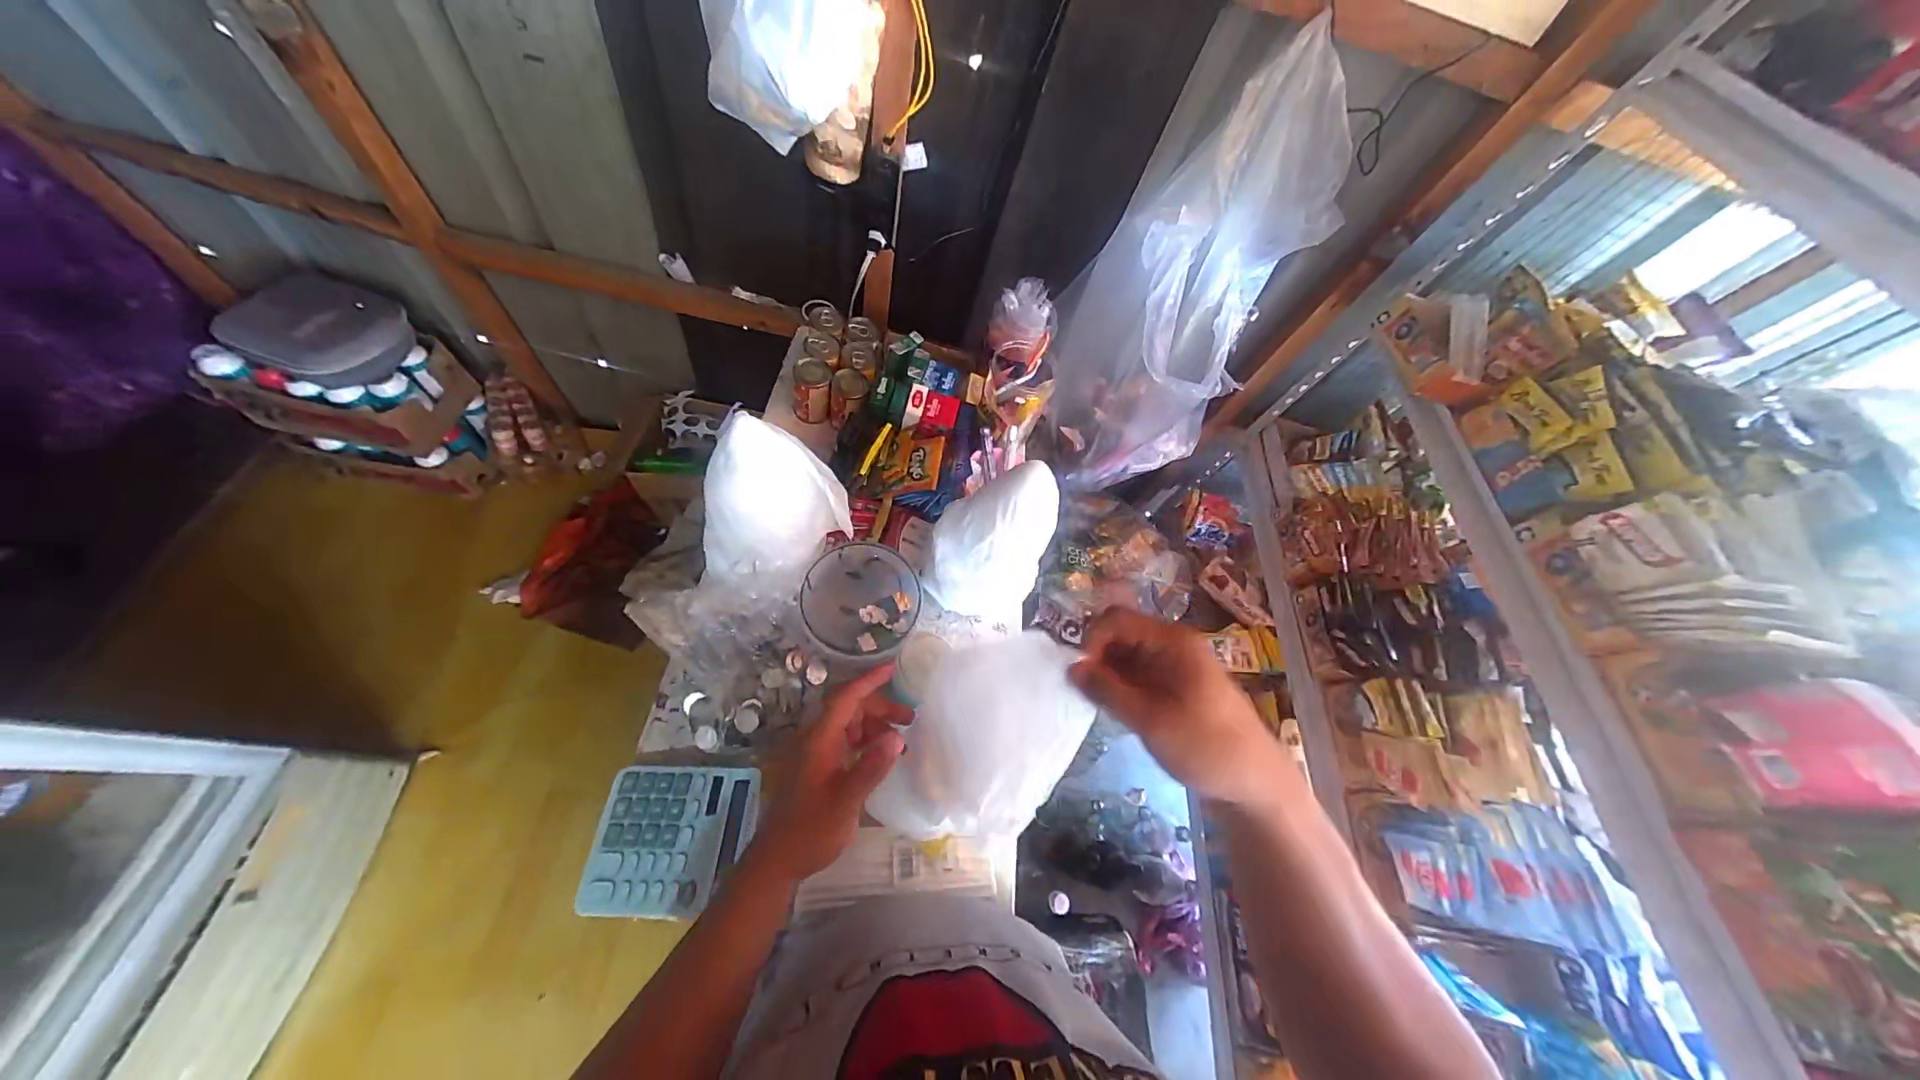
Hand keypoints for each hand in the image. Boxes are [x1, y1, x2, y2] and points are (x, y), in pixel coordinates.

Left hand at [741, 664, 908, 883]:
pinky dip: (866, 741)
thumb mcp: (845, 802)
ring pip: (849, 725)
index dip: (869, 681)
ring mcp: (817, 754)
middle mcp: (817, 741)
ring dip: (874, 725)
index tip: (892, 669)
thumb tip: (897, 738)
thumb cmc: (811, 830)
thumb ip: (871, 768)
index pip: (846, 699)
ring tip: (900, 739)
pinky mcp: (820, 769)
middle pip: (849, 708)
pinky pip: (846, 742)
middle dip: (879, 707)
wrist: (779, 860)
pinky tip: (882, 755)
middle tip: (909, 718)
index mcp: (820, 741)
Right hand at [1068, 608, 1290, 808]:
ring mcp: (1175, 665)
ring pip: (1126, 655)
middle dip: (1097, 656)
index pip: (1117, 619)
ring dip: (1107, 673)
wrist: (1255, 783)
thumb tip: (1071, 667)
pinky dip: (1121, 686)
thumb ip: (1108, 691)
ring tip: (1098, 704)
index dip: (1092, 640)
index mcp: (1172, 641)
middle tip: (1085, 692)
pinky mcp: (1174, 686)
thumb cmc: (1205, 747)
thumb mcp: (1150, 720)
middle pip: (1120, 633)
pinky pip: (1137, 673)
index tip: (1080, 675)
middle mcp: (1173, 645)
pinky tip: (1116, 710)